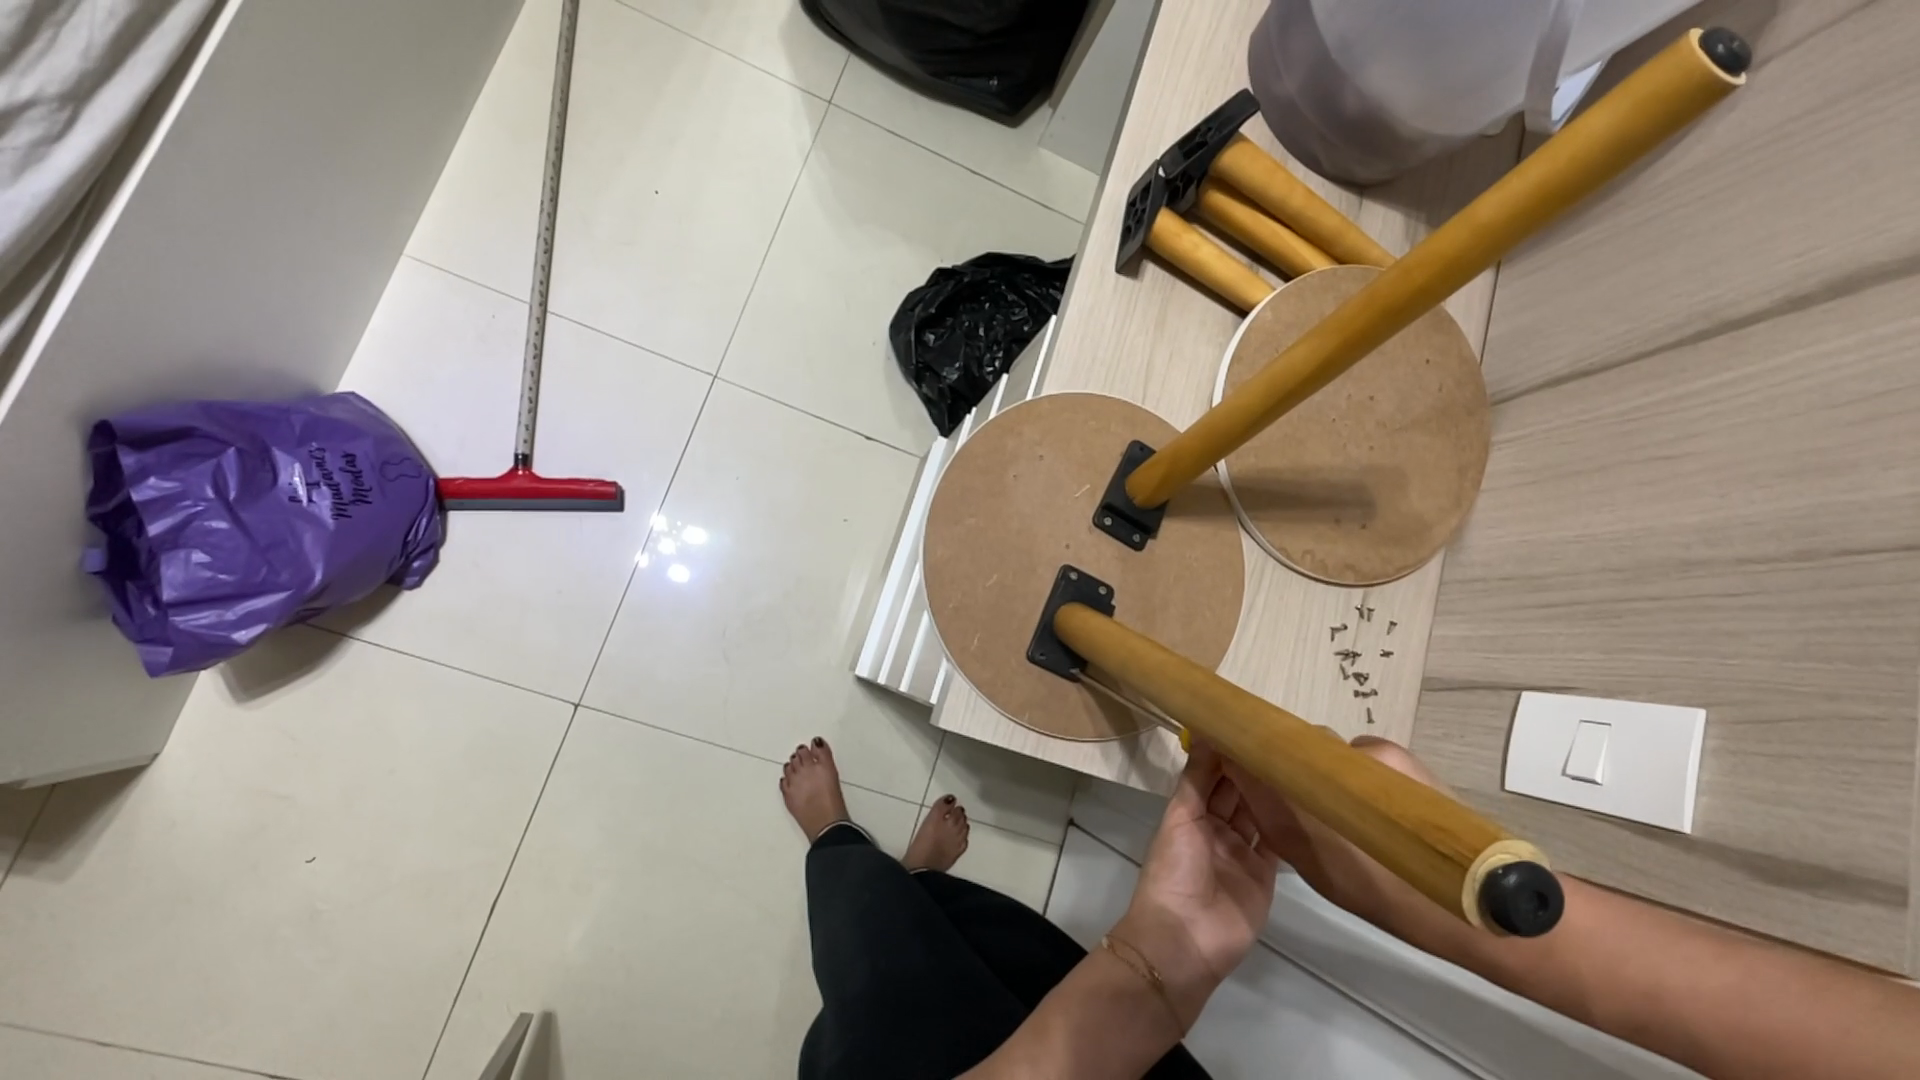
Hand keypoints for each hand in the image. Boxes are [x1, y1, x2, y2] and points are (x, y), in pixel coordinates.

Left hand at [1116, 740, 1279, 1027]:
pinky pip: (1278, 845)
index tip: (1250, 725)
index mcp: (1189, 813)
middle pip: (1237, 793)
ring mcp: (1242, 852)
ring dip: (1274, 794)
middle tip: (1284, 739)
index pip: (1211, 776)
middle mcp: (1215, 829)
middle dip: (1254, 770)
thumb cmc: (1174, 871)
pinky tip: (1308, 803)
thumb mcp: (1181, 819)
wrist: (1186, 939)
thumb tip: (1205, 733)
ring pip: (1259, 815)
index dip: (1227, 753)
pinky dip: (1290, 826)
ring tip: (1300, 763)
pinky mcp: (1265, 875)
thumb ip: (1196, 780)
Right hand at [1218, 735, 1451, 934]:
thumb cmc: (1387, 895)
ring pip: (1323, 752)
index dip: (1235, 749)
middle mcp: (1334, 757)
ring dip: (1316, 773)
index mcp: (1308, 790)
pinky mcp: (1398, 753)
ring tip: (1335, 815)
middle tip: (1285, 803)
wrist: (1480, 901)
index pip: (1255, 750)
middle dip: (1278, 766)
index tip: (1221, 754)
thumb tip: (1247, 777)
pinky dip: (1349, 776)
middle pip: (1289, 747)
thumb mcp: (1315, 867)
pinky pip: (1355, 757)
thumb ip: (1276, 818)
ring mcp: (1370, 752)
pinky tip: (1369, 811)